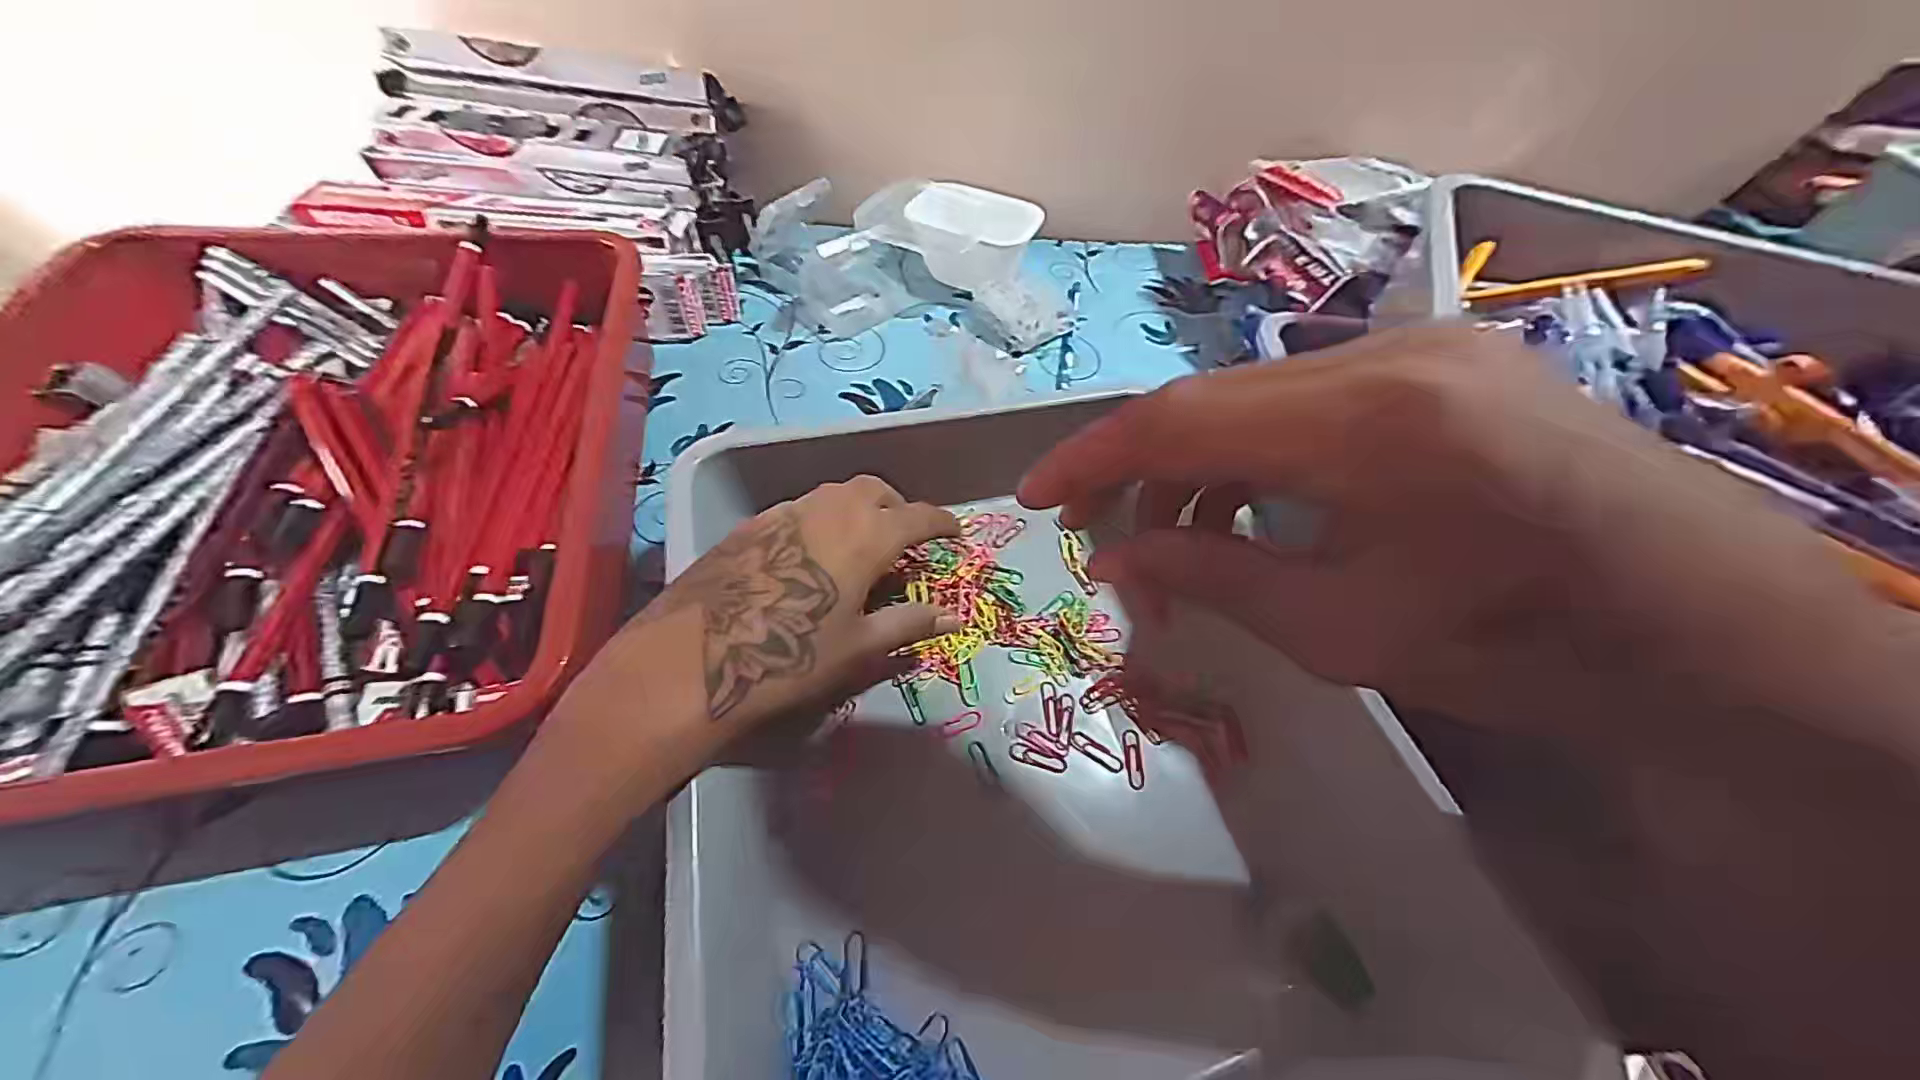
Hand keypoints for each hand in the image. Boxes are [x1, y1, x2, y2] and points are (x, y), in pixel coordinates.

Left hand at [613, 476, 959, 730]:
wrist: (693, 660)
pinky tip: (811, 557)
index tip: (954, 534)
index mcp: (866, 534)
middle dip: (899, 508)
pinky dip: (823, 520)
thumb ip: (909, 624)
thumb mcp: (859, 647)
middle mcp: (829, 509)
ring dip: (860, 510)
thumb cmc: (791, 657)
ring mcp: (785, 512)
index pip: (919, 515)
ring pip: (835, 494)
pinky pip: (801, 509)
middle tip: (905, 541)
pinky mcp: (750, 525)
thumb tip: (952, 617)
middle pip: (876, 491)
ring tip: (861, 548)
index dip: (942, 523)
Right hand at [1018, 325, 1889, 749]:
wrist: (1702, 626)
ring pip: (1252, 395)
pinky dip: (1254, 452)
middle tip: (1098, 531)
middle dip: (1135, 466)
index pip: (1179, 419)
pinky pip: (1305, 398)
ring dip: (1195, 463)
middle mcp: (1390, 354)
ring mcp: (1422, 346)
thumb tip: (1112, 557)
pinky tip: (1247, 508)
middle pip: (1208, 398)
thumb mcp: (1336, 631)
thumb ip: (1208, 576)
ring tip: (1172, 536)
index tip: (1036, 497)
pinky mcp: (1440, 361)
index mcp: (1368, 422)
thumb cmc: (1518, 647)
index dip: (1090, 457)